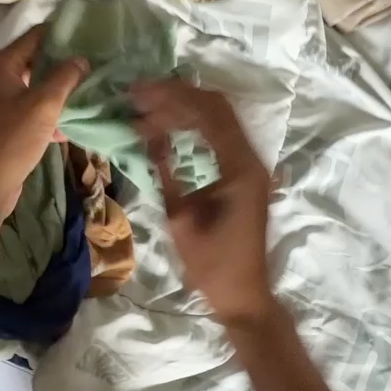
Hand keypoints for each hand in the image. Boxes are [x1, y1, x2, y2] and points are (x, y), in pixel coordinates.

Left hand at [0, 26, 87, 222]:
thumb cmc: (9, 139)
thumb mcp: (42, 105)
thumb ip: (64, 77)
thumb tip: (81, 58)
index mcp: (0, 64)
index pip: (35, 36)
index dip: (62, 34)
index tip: (91, 36)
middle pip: (35, 61)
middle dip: (64, 64)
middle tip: (96, 64)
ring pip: (35, 89)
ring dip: (60, 92)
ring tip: (92, 91)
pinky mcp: (4, 126)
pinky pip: (31, 112)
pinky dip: (49, 115)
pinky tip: (72, 125)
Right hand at [132, 80, 279, 328]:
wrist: (243, 295)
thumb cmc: (211, 263)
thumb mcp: (180, 217)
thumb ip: (166, 170)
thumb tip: (148, 135)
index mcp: (240, 167)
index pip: (208, 113)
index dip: (172, 97)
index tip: (139, 94)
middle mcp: (251, 158)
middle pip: (215, 107)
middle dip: (175, 96)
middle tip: (138, 96)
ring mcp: (251, 164)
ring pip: (218, 116)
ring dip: (183, 107)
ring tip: (147, 109)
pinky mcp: (245, 171)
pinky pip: (219, 133)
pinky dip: (193, 123)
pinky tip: (167, 127)